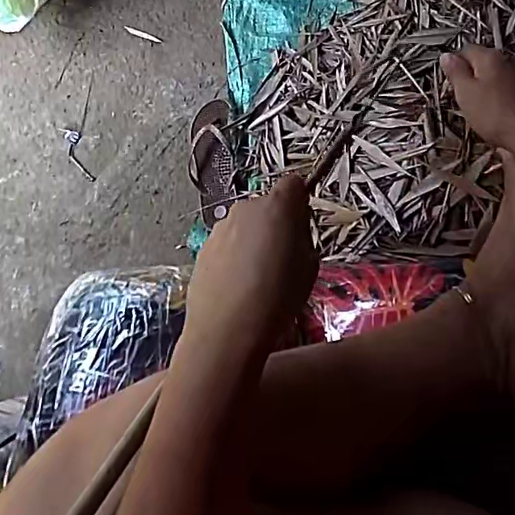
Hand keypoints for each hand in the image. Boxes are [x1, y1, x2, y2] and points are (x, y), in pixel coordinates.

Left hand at [187, 174, 316, 346]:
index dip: (301, 201)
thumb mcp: (310, 266)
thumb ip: (303, 237)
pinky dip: (235, 256)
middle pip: (268, 204)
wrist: (226, 332)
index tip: (303, 224)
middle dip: (277, 222)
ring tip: (259, 277)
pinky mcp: (204, 247)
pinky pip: (228, 243)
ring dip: (255, 240)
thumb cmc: (277, 299)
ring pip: (247, 224)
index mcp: (278, 205)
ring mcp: (221, 226)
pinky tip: (239, 286)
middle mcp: (247, 208)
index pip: (295, 183)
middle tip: (285, 256)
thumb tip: (294, 232)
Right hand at [440, 46, 514, 150]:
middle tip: (467, 100)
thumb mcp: (466, 93)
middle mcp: (510, 59)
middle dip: (474, 78)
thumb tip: (447, 56)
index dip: (455, 67)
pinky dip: (505, 96)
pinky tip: (502, 113)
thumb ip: (455, 72)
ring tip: (485, 110)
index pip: (465, 51)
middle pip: (484, 62)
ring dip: (491, 87)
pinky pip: (513, 88)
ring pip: (499, 75)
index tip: (453, 85)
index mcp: (490, 56)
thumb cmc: (497, 116)